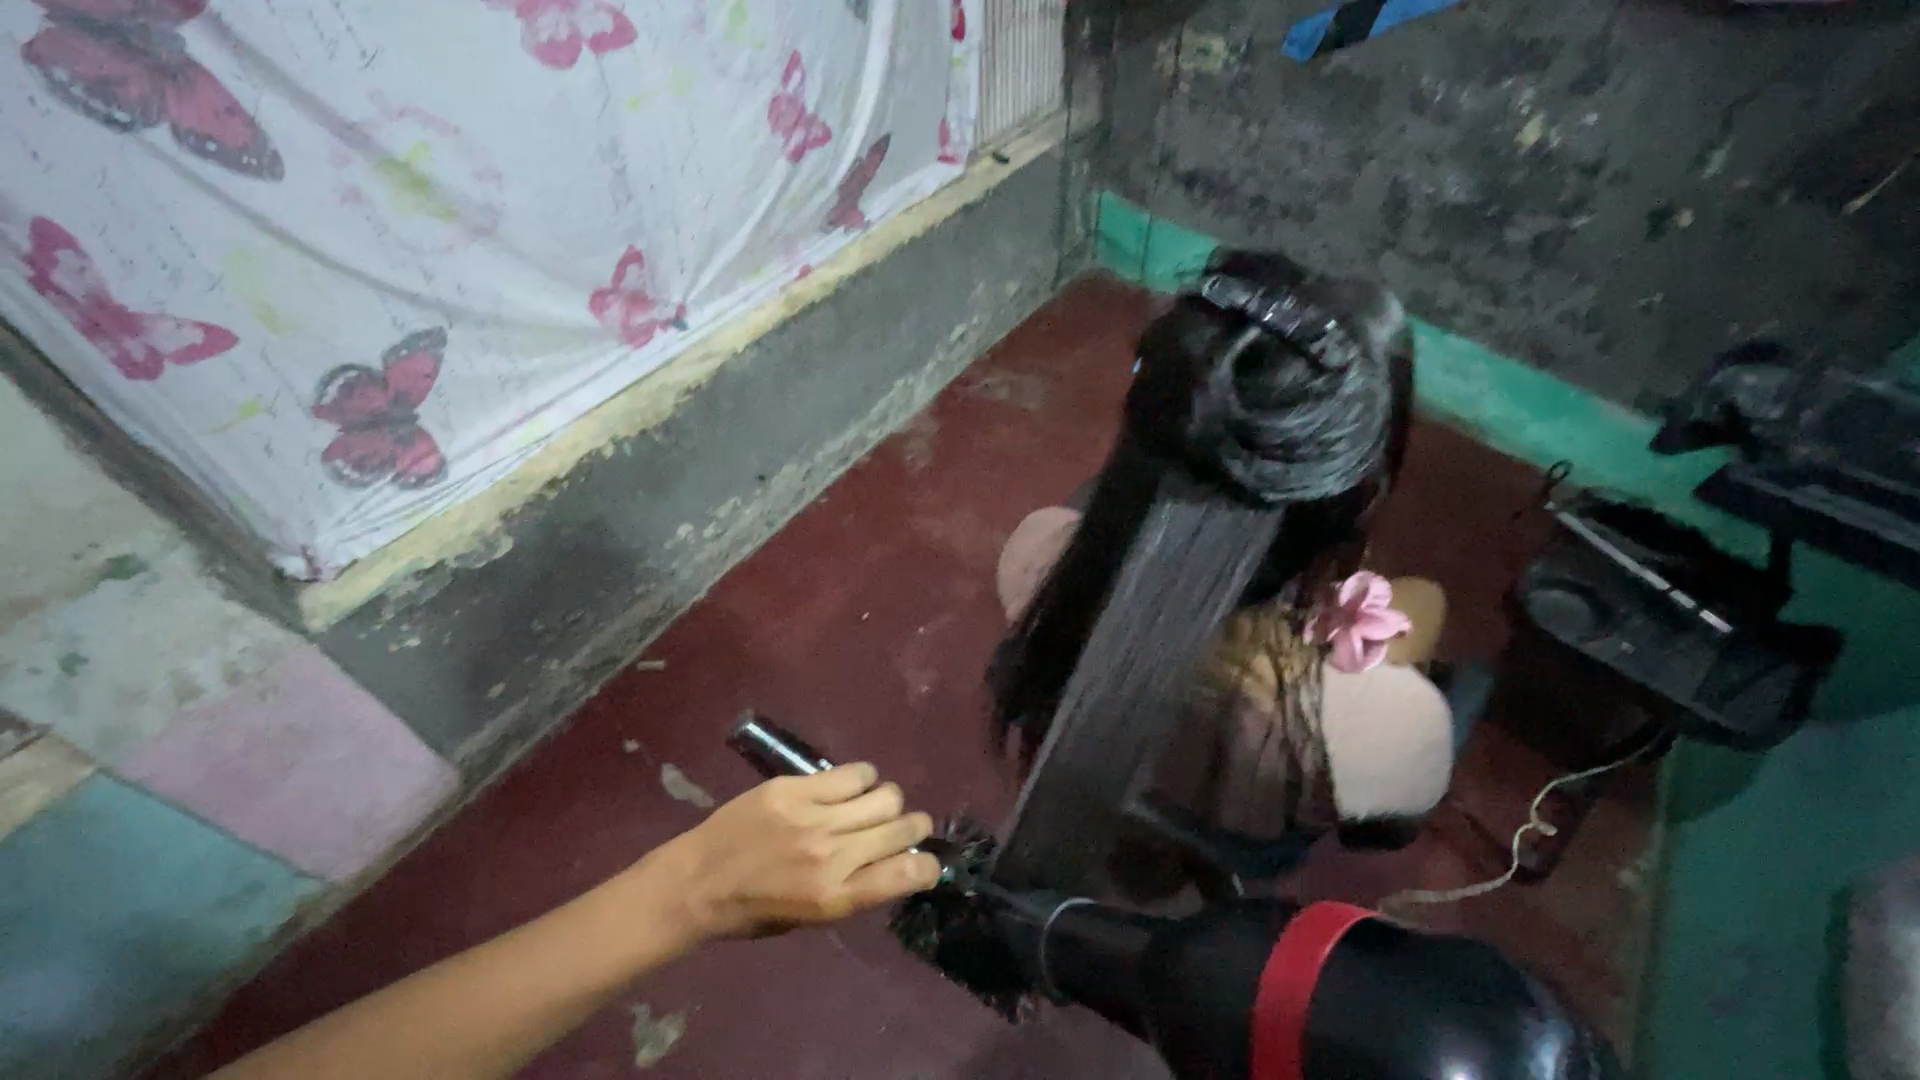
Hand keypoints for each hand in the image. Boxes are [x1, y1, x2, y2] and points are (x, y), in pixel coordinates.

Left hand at [650, 764, 939, 941]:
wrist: (698, 883)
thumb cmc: (755, 911)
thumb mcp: (812, 918)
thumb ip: (855, 889)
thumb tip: (895, 862)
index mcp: (837, 897)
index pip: (907, 874)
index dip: (928, 865)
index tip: (925, 863)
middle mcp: (833, 854)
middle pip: (903, 827)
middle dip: (913, 827)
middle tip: (903, 827)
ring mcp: (814, 817)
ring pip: (885, 794)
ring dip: (887, 801)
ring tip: (871, 805)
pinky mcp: (795, 788)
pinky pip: (852, 772)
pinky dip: (860, 779)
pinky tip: (849, 786)